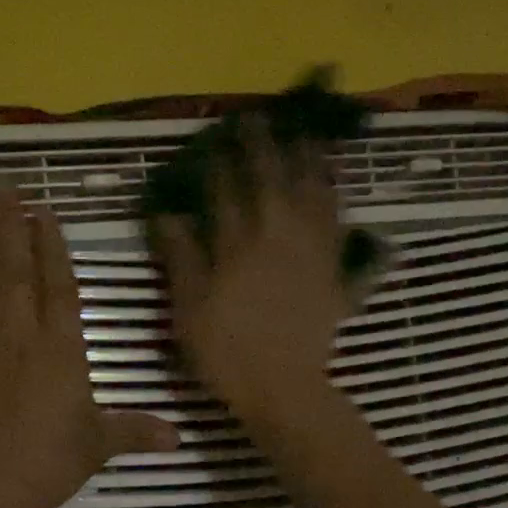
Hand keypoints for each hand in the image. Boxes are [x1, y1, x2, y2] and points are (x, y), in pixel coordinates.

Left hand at [0, 189, 179, 507]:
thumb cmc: (48, 463)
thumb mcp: (97, 445)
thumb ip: (134, 431)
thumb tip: (179, 438)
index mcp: (63, 349)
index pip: (60, 286)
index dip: (54, 247)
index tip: (45, 210)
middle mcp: (22, 335)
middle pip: (17, 271)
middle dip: (12, 226)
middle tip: (4, 187)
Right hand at [155, 123, 354, 420]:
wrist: (284, 388)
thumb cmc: (227, 353)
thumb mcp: (189, 309)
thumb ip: (181, 258)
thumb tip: (167, 214)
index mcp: (238, 243)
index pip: (226, 190)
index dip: (220, 162)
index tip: (215, 137)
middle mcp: (278, 236)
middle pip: (273, 180)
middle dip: (264, 146)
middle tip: (259, 118)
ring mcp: (312, 252)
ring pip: (313, 194)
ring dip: (309, 161)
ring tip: (306, 135)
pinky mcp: (334, 272)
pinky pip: (340, 227)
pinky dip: (339, 203)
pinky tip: (340, 189)